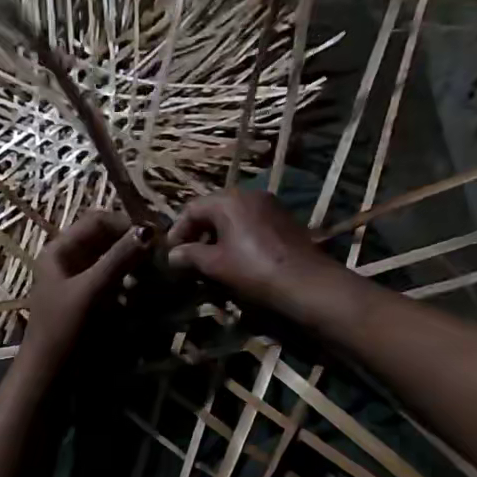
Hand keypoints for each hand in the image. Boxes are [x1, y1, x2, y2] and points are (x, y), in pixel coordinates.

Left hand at [23, 210, 150, 357]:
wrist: (48, 375)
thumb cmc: (63, 329)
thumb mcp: (90, 291)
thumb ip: (118, 259)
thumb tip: (148, 230)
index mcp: (60, 250)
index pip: (98, 220)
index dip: (126, 224)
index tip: (156, 236)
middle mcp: (69, 259)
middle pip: (106, 238)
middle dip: (133, 243)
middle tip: (162, 254)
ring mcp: (79, 279)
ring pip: (112, 259)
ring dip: (135, 262)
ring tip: (157, 271)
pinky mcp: (91, 299)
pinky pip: (114, 279)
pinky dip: (130, 280)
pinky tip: (147, 288)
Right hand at [166, 190, 351, 321]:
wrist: (305, 282)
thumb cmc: (253, 269)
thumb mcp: (216, 264)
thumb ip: (191, 255)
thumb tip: (172, 255)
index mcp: (228, 200)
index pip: (192, 209)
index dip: (178, 231)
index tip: (171, 254)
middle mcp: (249, 194)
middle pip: (213, 209)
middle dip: (198, 233)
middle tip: (189, 257)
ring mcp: (270, 205)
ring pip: (234, 216)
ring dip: (218, 235)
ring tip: (211, 260)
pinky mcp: (284, 218)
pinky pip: (252, 222)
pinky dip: (239, 236)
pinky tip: (237, 257)